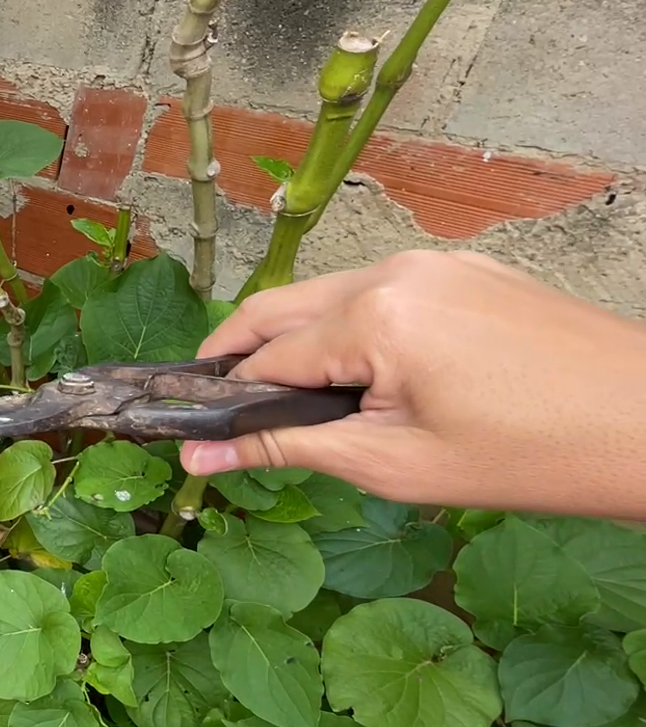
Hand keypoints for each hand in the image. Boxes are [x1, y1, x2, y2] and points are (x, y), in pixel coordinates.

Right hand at [181, 250, 645, 516]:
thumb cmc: (532, 458)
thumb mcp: (390, 462)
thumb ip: (279, 449)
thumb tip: (194, 458)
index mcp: (374, 317)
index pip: (264, 357)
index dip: (229, 396)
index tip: (208, 426)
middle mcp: (393, 273)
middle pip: (273, 309)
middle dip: (239, 354)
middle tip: (231, 404)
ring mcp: (432, 264)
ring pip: (318, 296)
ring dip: (292, 338)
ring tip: (306, 392)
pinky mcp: (461, 268)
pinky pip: (371, 290)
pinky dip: (344, 324)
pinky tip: (364, 367)